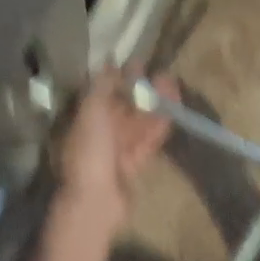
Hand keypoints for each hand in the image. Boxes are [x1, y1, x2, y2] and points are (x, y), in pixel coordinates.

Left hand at [56, 68, 174, 227]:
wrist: (96, 199)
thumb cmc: (90, 151)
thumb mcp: (92, 112)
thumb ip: (101, 86)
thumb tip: (108, 61)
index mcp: (85, 118)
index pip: (103, 92)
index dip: (119, 77)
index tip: (138, 62)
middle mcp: (100, 132)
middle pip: (123, 106)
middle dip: (140, 89)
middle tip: (160, 71)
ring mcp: (118, 149)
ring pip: (139, 121)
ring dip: (154, 104)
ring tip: (172, 84)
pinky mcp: (135, 163)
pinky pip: (148, 139)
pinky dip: (160, 124)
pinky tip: (174, 109)